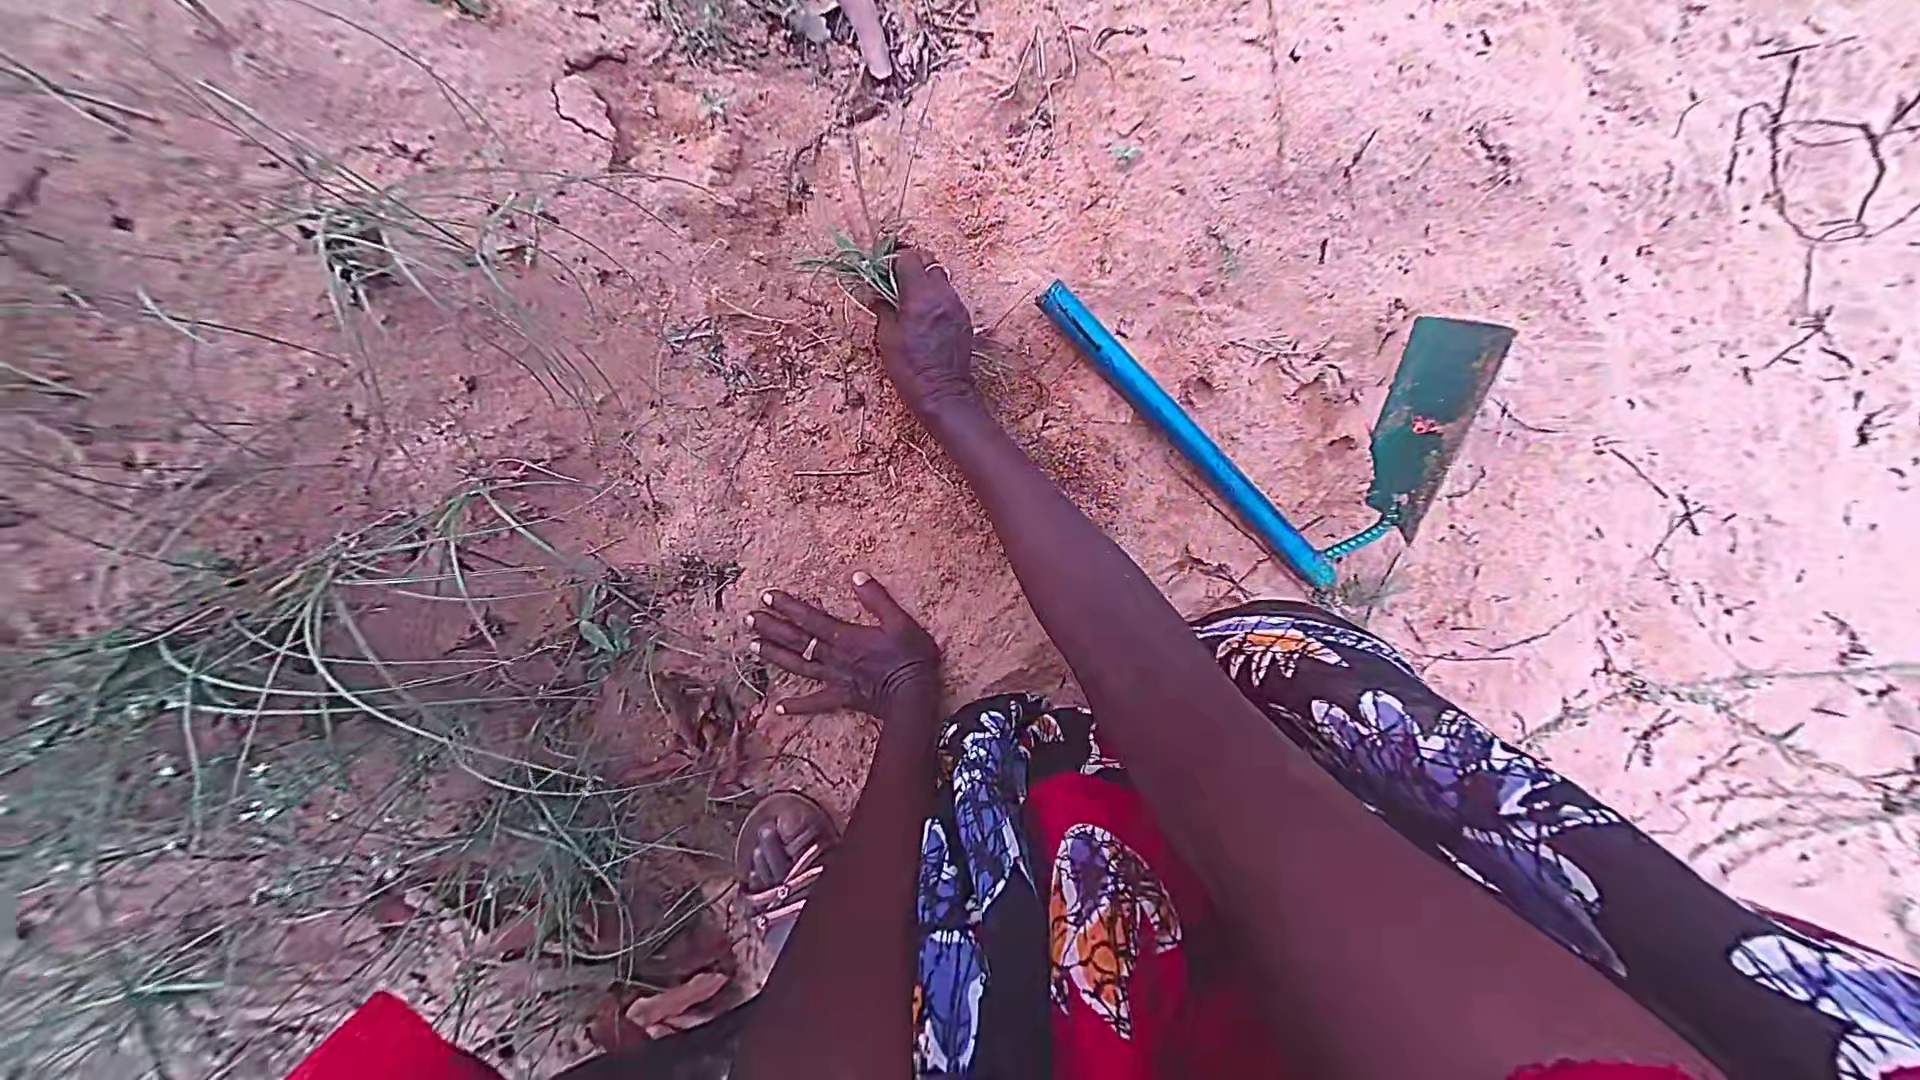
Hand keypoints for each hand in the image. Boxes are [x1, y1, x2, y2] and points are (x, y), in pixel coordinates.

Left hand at [747, 573, 940, 721]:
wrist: (913, 696)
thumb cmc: (910, 657)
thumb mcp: (900, 621)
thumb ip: (877, 599)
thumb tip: (857, 576)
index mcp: (846, 637)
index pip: (811, 618)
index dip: (788, 607)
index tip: (767, 596)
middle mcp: (834, 657)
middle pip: (798, 641)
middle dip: (772, 628)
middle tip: (749, 618)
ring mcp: (835, 679)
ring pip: (799, 666)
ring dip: (775, 657)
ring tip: (753, 647)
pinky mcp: (842, 698)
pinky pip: (815, 703)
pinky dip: (796, 706)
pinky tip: (778, 707)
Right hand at [874, 248, 976, 417]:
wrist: (943, 394)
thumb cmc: (910, 369)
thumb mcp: (887, 339)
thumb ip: (882, 309)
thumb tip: (875, 295)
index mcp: (919, 296)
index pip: (908, 258)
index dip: (893, 259)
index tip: (883, 269)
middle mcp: (942, 295)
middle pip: (928, 261)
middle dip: (911, 264)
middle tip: (896, 278)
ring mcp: (956, 306)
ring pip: (941, 278)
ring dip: (925, 281)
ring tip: (910, 298)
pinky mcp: (964, 319)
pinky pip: (949, 296)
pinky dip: (936, 297)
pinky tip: (925, 314)